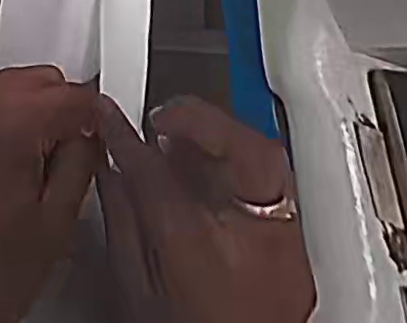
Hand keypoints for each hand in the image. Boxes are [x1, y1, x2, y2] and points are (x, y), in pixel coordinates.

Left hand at [0, 66, 103, 322]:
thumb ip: (85, 157)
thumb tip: (95, 130)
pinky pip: (4, 96)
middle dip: (68, 115)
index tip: (103, 141)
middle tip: (75, 158)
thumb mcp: (57, 218)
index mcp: (11, 118)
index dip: (98, 122)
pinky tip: (22, 159)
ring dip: (45, 114)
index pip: (77, 96)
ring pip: (28, 84)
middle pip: (51, 81)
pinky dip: (20, 116)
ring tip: (44, 167)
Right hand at [96, 96, 315, 322]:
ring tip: (184, 135)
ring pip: (262, 154)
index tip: (110, 116)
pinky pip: (274, 176)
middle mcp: (250, 241)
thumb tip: (110, 169)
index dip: (124, 135)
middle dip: (194, 117)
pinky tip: (213, 162)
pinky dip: (241, 155)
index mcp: (198, 253)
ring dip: (220, 132)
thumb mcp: (137, 290)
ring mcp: (281, 243)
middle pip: (234, 148)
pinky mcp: (297, 247)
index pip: (155, 171)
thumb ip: (121, 222)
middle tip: (162, 117)